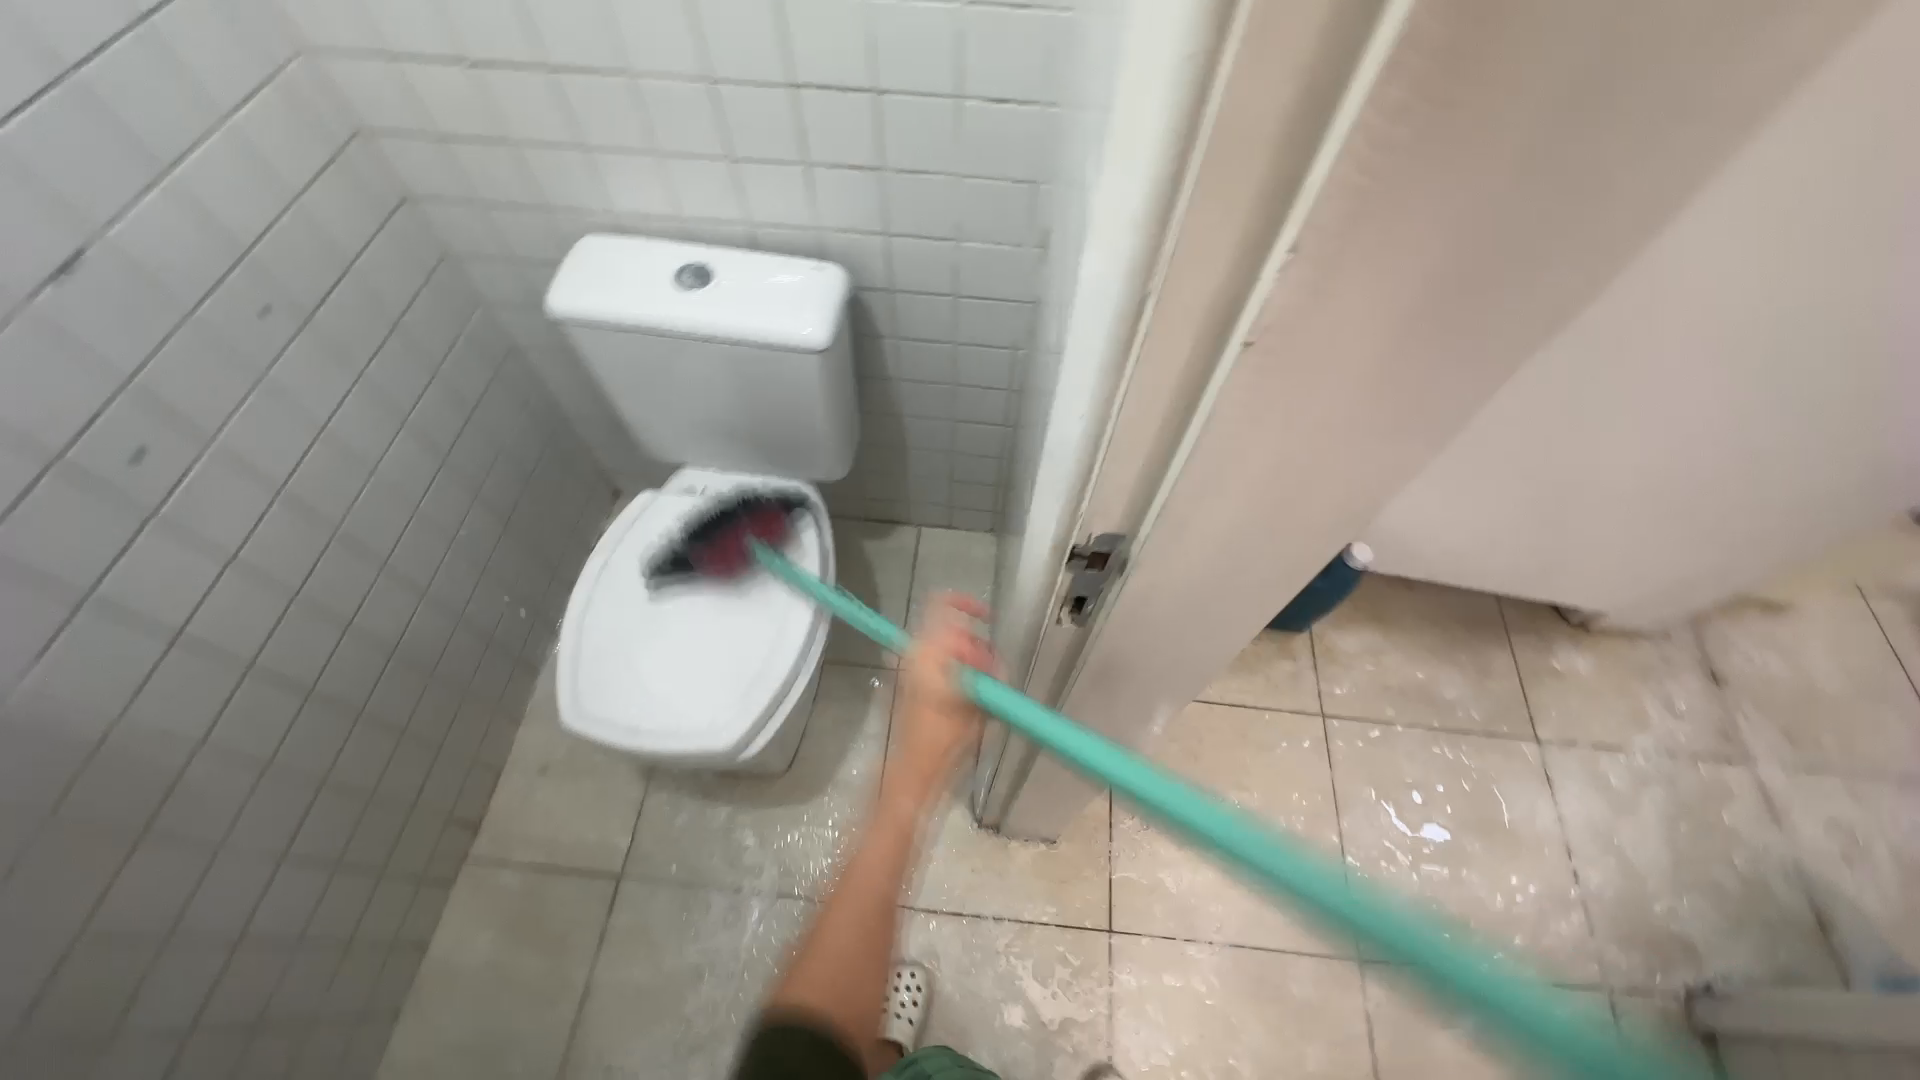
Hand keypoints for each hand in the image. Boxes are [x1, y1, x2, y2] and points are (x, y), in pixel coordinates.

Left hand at [881, 592, 996, 813]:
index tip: (988, 618)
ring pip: (948, 651)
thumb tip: (994, 662)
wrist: (913, 772)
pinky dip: (961, 676)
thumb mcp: (976, 703)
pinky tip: (973, 701)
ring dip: (970, 663)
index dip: (967, 604)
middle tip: (992, 673)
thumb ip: (987, 674)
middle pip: (951, 631)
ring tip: (985, 692)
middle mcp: (917, 655)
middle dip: (976, 646)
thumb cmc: (944, 739)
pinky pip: (943, 668)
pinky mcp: (915, 688)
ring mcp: (914, 671)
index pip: (942, 606)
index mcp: (929, 651)